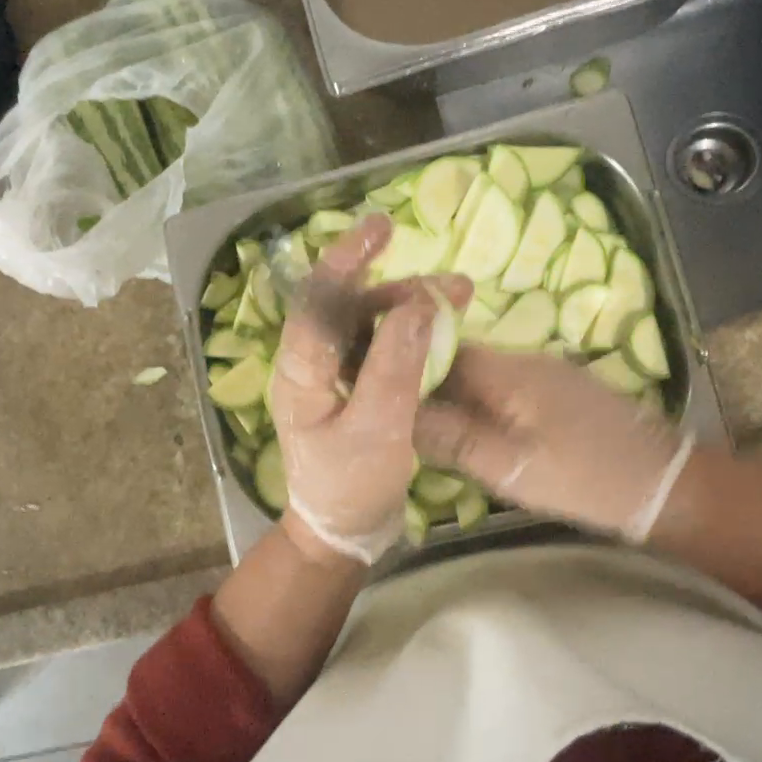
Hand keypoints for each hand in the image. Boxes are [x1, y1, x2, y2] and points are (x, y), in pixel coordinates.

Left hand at [271, 214, 468, 563]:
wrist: (344, 532)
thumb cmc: (350, 486)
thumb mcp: (377, 429)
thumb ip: (394, 366)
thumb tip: (419, 302)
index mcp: (300, 373)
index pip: (317, 301)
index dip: (346, 259)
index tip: (383, 229)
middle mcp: (310, 366)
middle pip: (347, 307)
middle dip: (396, 287)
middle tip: (452, 282)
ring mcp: (333, 378)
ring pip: (369, 324)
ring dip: (411, 309)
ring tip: (462, 299)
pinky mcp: (355, 390)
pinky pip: (382, 349)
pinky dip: (413, 335)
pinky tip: (444, 329)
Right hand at [413, 346, 691, 541]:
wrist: (662, 486)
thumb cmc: (583, 477)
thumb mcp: (511, 467)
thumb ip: (454, 439)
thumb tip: (398, 417)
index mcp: (509, 372)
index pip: (442, 352)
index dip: (407, 366)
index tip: (378, 389)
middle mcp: (525, 362)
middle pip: (460, 363)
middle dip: (426, 385)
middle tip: (394, 417)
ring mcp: (545, 375)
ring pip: (481, 378)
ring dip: (452, 398)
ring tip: (423, 428)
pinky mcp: (558, 394)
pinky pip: (502, 391)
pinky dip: (478, 407)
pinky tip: (469, 433)